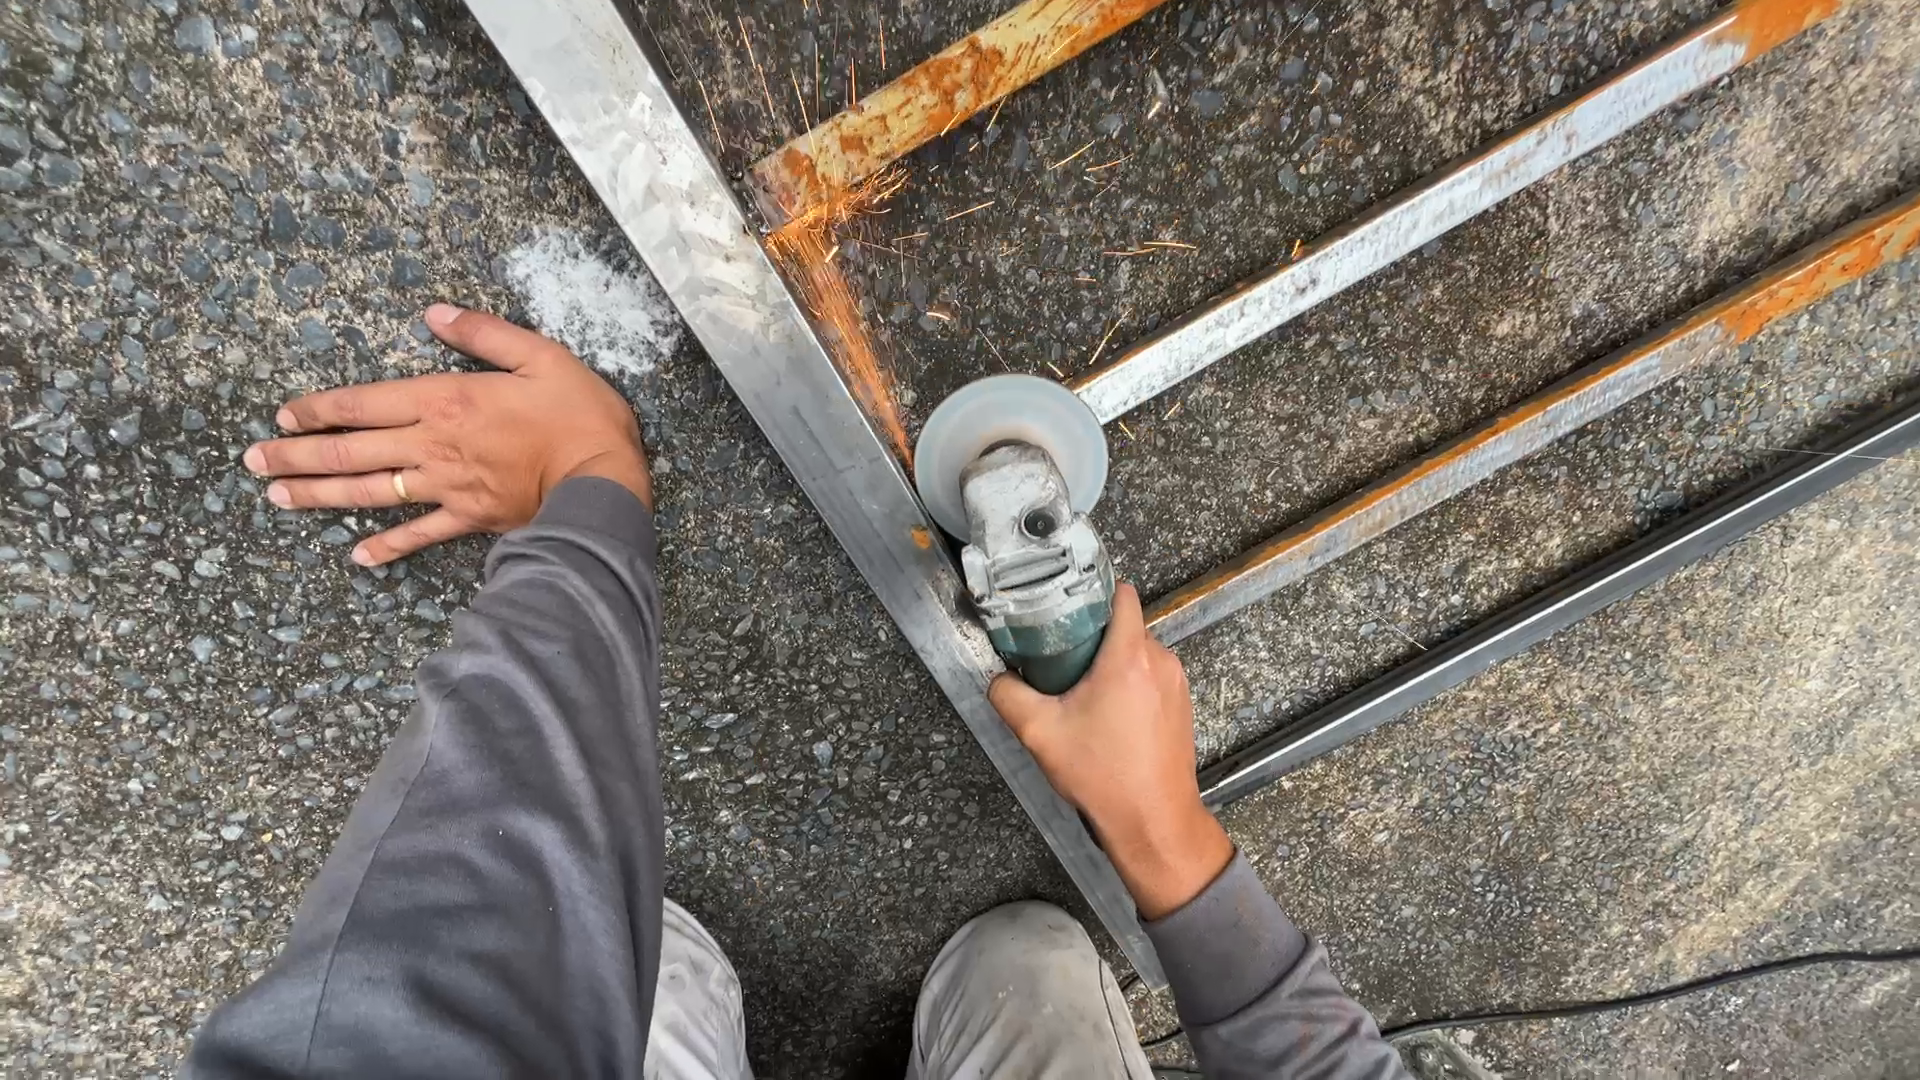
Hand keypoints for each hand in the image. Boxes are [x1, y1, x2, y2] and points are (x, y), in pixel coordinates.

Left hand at [243, 304, 650, 565]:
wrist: (605, 478)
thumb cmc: (582, 415)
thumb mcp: (544, 357)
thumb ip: (487, 333)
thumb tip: (435, 313)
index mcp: (446, 400)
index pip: (363, 403)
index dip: (317, 408)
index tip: (284, 414)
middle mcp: (434, 445)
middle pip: (351, 450)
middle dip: (296, 453)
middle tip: (254, 460)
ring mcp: (449, 486)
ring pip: (370, 491)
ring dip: (320, 494)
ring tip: (278, 496)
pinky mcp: (471, 517)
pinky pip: (420, 534)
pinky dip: (388, 547)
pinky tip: (359, 557)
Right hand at [990, 584, 1233, 918]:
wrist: (1155, 823)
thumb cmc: (1103, 776)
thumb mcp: (1039, 733)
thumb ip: (1008, 695)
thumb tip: (997, 678)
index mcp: (1129, 657)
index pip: (1121, 595)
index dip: (1094, 592)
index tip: (1068, 605)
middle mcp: (1161, 662)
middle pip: (1125, 624)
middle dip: (1095, 635)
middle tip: (1063, 656)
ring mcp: (1177, 684)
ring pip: (1139, 651)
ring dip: (1113, 661)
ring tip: (1083, 689)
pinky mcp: (1182, 705)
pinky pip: (1153, 675)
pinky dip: (1132, 682)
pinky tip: (1109, 713)